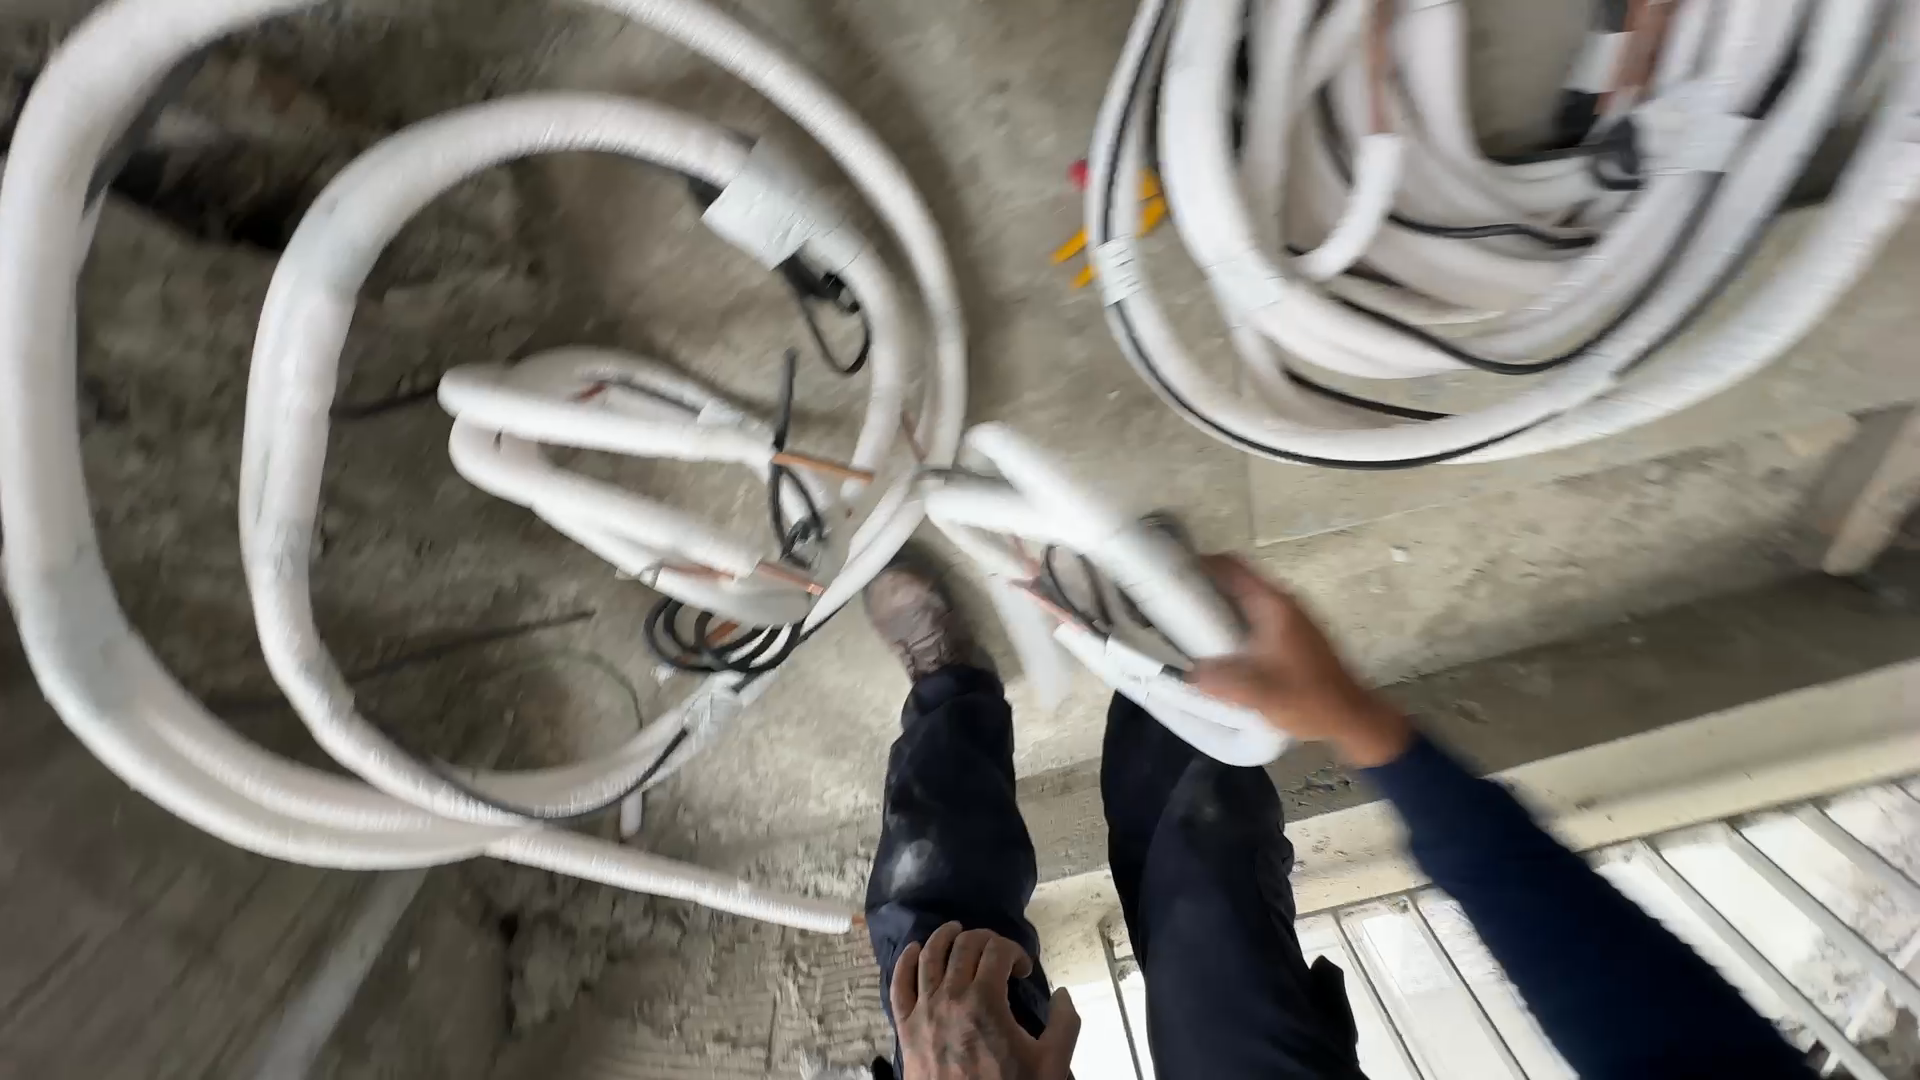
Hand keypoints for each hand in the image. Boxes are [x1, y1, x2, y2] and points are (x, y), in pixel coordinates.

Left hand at [891, 922, 1080, 1079]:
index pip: (997, 950)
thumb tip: (1062, 994)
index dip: (1015, 951)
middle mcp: (950, 997)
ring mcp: (923, 1011)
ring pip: (930, 955)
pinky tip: (915, 949)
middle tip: (999, 954)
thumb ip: (1065, 1024)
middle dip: (986, 939)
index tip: (1024, 969)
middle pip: (964, 945)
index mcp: (984, 1001)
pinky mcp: (905, 1028)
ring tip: (957, 930)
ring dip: (946, 936)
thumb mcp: (1051, 1066)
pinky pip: (899, 984)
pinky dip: (905, 961)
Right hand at [1190, 554, 1413, 767]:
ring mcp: (1291, 616)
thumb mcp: (1256, 691)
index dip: (1201, 562)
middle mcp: (1283, 602)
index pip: (1232, 566)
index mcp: (1273, 605)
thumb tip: (1185, 669)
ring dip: (1218, 603)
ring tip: (1188, 621)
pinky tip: (1217, 642)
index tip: (1171, 571)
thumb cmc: (1308, 699)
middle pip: (1237, 579)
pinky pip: (1254, 613)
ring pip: (1245, 597)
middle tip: (1172, 600)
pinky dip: (1232, 618)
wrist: (1352, 717)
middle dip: (1204, 585)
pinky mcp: (1293, 632)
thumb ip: (1216, 678)